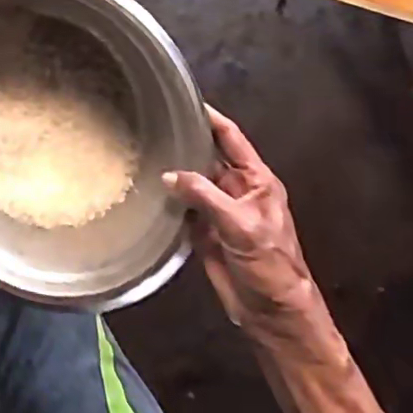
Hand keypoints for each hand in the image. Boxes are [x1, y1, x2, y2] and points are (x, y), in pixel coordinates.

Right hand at [164, 106, 326, 350]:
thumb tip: (168, 175)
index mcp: (256, 181)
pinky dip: (164, 190)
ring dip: (170, 164)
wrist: (274, 316)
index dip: (208, 115)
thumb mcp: (241, 226)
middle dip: (182, 136)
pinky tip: (142, 178)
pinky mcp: (202, 225)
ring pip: (189, 175)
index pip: (229, 136)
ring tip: (138, 142)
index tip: (181, 96)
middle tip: (148, 117)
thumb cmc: (272, 268)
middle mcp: (235, 187)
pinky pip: (179, 199)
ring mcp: (217, 206)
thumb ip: (204, 195)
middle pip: (205, 152)